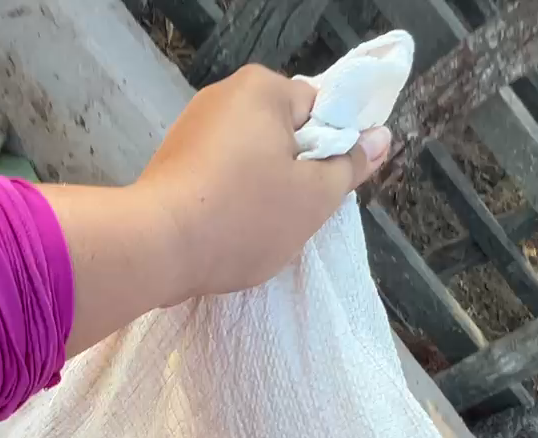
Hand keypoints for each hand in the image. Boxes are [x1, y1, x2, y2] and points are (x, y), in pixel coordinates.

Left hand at [39, 64, 389, 354]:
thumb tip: (381, 137)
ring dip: (257, 195)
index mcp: (262, 89)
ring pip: (247, 163)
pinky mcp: (168, 167)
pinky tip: (223, 234)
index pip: (318, 110)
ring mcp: (189, 131)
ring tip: (252, 232)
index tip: (320, 192)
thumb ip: (349, 168)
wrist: (156, 249)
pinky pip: (215, 181)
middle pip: (280, 136)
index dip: (328, 153)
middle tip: (288, 218)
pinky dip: (225, 205)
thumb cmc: (242, 219)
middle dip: (290, 177)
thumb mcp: (313, 199)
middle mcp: (222, 97)